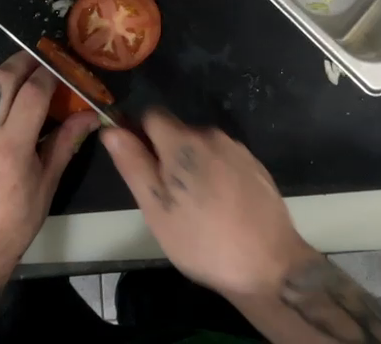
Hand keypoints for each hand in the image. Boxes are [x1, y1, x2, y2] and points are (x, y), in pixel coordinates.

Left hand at [0, 52, 102, 279]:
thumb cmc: (14, 222)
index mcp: (12, 147)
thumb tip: (91, 114)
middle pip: (4, 78)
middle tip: (45, 57)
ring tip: (25, 72)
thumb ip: (66, 143)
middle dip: (25, 61)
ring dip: (5, 72)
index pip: (33, 93)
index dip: (50, 74)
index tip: (64, 66)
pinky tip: (5, 97)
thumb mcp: (47, 184)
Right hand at [102, 110, 315, 299]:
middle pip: (177, 132)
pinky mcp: (255, 165)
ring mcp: (236, 149)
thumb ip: (133, 163)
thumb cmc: (202, 240)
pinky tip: (221, 208)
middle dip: (168, 155)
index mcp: (182, 141)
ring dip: (193, 165)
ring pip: (201, 147)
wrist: (269, 265)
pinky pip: (224, 159)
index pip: (151, 114)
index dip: (141, 134)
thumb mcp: (156, 209)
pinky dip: (216, 175)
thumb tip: (111, 129)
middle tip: (169, 198)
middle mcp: (211, 134)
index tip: (142, 166)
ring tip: (197, 207)